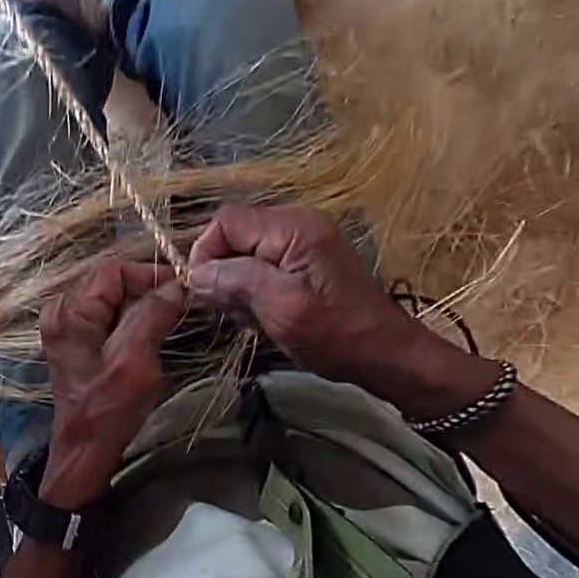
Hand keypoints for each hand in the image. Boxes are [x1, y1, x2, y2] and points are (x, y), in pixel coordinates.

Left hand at [38, 258, 184, 509]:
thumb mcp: (134, 358)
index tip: (183, 288)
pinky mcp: (77, 341)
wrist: (86, 448)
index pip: (113, 271)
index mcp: (69, 311)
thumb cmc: (109, 407)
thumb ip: (152, 315)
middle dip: (148, 289)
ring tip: (172, 316)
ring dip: (143, 304)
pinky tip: (152, 331)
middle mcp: (62, 311)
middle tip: (181, 303)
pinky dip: (132, 318)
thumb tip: (176, 285)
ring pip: (113, 299)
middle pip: (111, 282)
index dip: (150, 274)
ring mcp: (67, 326)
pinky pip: (108, 316)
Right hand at [185, 204, 493, 414]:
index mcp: (292, 228)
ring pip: (240, 254)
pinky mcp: (302, 261)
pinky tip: (263, 314)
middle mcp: (295, 224)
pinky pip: (257, 267)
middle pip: (231, 236)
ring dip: (234, 287)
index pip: (224, 222)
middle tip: (233, 310)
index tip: (204, 292)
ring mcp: (300, 242)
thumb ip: (236, 281)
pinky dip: (250, 291)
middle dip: (220, 273)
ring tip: (252, 316)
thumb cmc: (336, 334)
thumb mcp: (281, 308)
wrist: (384, 355)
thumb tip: (194, 273)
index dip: (204, 254)